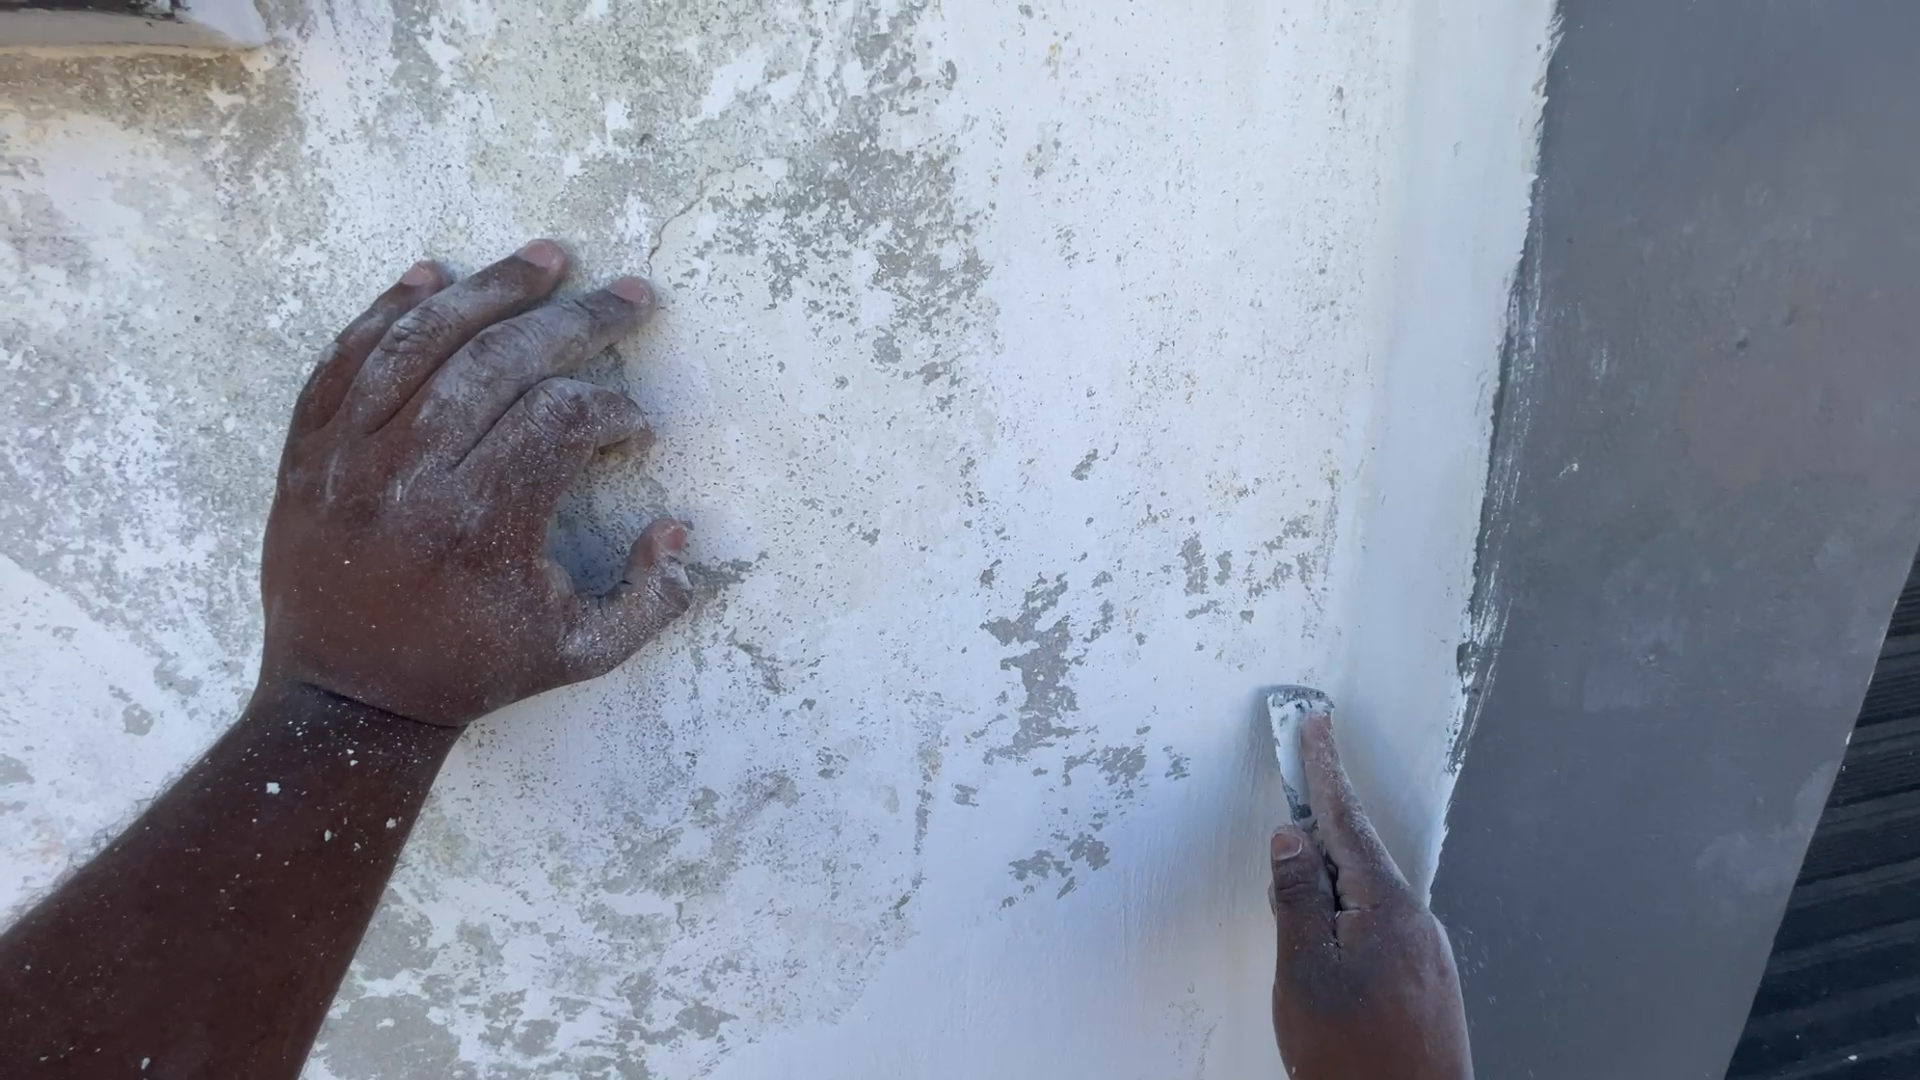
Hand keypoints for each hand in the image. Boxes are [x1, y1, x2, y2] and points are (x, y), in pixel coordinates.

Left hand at [259, 240, 691, 726]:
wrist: (345, 698)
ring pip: (422, 343)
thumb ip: (652, 599)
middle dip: (579, 322)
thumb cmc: (477, 669)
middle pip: (500, 364)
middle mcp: (413, 480)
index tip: (637, 428)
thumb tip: (679, 530)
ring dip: (494, 290)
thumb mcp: (586, 654)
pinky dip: (389, 309)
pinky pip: (344, 358)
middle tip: (632, 295)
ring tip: (549, 256)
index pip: (558, 423)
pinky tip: (434, 275)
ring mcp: (349, 459)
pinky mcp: (309, 453)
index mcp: (486, 530)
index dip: (612, 410)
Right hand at [1269, 713, 1473, 1078]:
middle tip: (1290, 861)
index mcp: (1388, 909)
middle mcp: (1415, 922)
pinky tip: (1325, 947)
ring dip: (1323, 888)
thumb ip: (1295, 894)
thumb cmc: (1351, 1059)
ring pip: (1360, 891)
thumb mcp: (1304, 969)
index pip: (1346, 820)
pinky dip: (1340, 913)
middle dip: (1314, 843)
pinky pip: (1373, 919)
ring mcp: (1423, 951)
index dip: (1325, 769)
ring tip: (1302, 931)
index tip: (1315, 725)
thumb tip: (1289, 837)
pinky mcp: (1421, 976)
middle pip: (1353, 855)